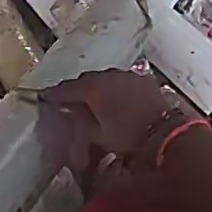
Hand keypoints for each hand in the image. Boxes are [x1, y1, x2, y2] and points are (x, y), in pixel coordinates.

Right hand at [42, 68, 194, 161]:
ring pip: (103, 79)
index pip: (66, 89)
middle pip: (84, 81)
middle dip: (74, 90)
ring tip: (89, 100)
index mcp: (92, 88)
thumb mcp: (98, 134)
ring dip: (94, 88)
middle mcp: (108, 76)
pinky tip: (112, 99)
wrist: (167, 132)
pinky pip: (119, 81)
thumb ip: (80, 121)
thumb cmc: (128, 136)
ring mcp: (126, 75)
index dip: (54, 95)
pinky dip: (111, 88)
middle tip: (66, 101)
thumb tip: (69, 112)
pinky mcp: (142, 80)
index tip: (44, 98)